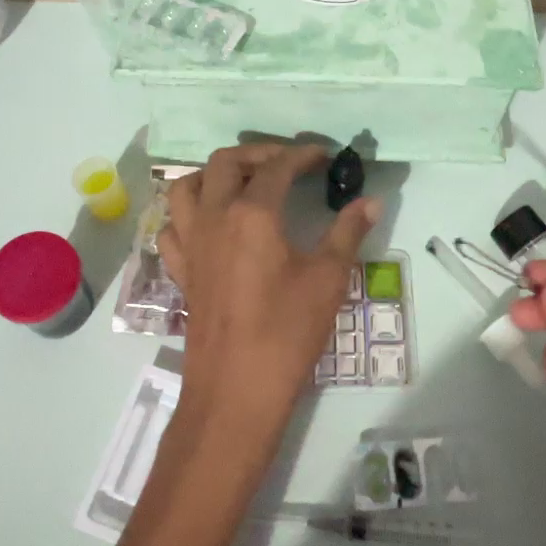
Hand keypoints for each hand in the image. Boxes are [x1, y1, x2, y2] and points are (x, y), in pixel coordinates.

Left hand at [160, 143, 380, 411]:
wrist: (235, 391)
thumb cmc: (286, 332)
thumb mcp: (328, 279)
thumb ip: (347, 232)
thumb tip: (371, 201)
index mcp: (251, 213)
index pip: (277, 166)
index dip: (302, 155)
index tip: (325, 156)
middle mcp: (214, 217)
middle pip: (225, 163)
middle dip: (258, 154)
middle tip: (288, 164)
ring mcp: (191, 244)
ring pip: (187, 187)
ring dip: (214, 175)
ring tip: (242, 182)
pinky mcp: (181, 271)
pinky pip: (173, 227)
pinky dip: (188, 214)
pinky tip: (209, 223)